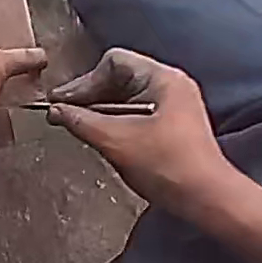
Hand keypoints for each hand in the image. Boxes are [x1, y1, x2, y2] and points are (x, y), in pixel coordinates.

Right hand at [47, 49, 241, 215]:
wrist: (206, 199)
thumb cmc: (167, 167)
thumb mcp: (115, 141)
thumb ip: (80, 121)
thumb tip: (55, 110)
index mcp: (163, 79)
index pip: (113, 62)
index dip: (85, 82)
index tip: (63, 103)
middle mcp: (170, 86)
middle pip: (118, 77)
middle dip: (89, 94)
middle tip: (63, 112)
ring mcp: (172, 105)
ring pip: (124, 96)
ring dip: (98, 108)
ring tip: (76, 124)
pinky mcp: (170, 125)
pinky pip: (133, 112)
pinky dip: (112, 120)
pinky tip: (97, 134)